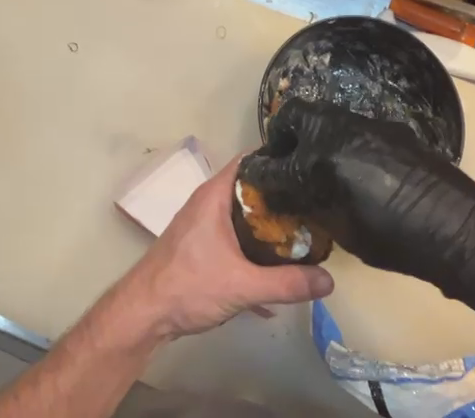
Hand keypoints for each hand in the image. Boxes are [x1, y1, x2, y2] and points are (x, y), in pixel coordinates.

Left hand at [117, 159, 334, 342]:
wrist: (144, 314)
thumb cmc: (187, 286)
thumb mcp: (243, 285)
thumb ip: (287, 283)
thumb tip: (329, 280)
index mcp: (214, 195)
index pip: (250, 161)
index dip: (278, 161)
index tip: (307, 169)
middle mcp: (208, 203)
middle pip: (250, 189)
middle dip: (280, 198)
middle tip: (315, 205)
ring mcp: (203, 224)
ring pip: (243, 216)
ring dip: (268, 225)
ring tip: (304, 233)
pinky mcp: (201, 247)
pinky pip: (235, 237)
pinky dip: (254, 248)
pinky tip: (277, 270)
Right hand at [238, 99, 474, 326]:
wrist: (457, 230)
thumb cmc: (392, 241)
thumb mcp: (339, 229)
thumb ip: (308, 203)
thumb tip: (288, 194)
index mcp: (319, 158)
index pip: (275, 161)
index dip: (263, 169)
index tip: (260, 178)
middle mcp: (337, 130)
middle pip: (295, 116)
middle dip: (284, 136)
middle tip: (287, 161)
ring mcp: (365, 123)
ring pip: (325, 118)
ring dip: (314, 137)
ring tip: (320, 166)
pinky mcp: (389, 126)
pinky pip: (353, 128)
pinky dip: (343, 142)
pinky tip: (356, 169)